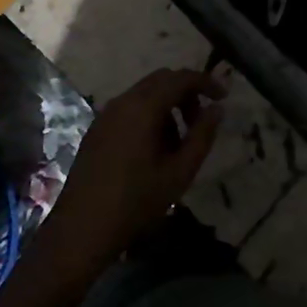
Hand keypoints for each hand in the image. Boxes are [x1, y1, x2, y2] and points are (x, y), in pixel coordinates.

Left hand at [45, 69, 225, 268]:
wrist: (82, 229)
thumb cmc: (136, 202)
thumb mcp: (180, 172)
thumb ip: (202, 136)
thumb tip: (217, 110)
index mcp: (143, 108)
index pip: (180, 78)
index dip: (206, 82)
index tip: (224, 97)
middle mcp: (122, 102)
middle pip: (161, 80)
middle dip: (186, 93)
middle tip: (201, 121)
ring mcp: (106, 115)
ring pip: (144, 94)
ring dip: (168, 106)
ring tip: (179, 143)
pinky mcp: (97, 130)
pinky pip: (129, 109)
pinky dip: (149, 116)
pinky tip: (154, 151)